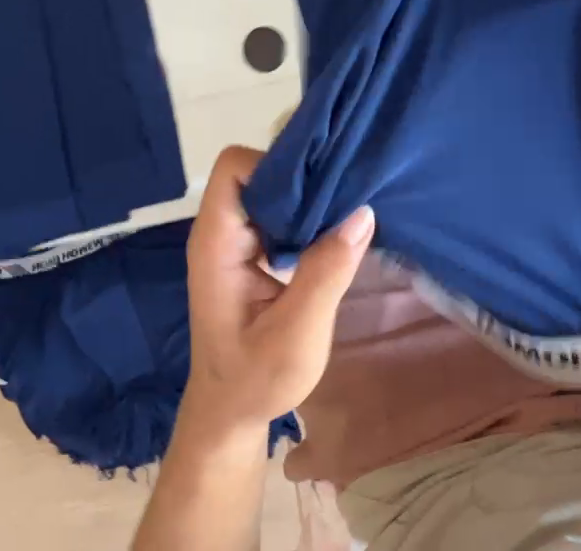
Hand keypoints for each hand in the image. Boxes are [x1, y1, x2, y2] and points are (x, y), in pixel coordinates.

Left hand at [181, 146, 375, 431]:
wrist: (230, 415)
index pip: (234, 168)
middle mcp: (222, 232)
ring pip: (272, 191)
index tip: (322, 184)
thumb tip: (363, 213)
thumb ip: (327, 272)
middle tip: (348, 191)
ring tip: (349, 207)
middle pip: (258, 172)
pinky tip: (338, 231)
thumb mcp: (297, 334)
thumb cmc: (256, 380)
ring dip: (311, 196)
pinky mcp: (254, 254)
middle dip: (303, 175)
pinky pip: (281, 214)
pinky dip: (310, 215)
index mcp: (217, 243)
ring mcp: (237, 242)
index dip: (276, 165)